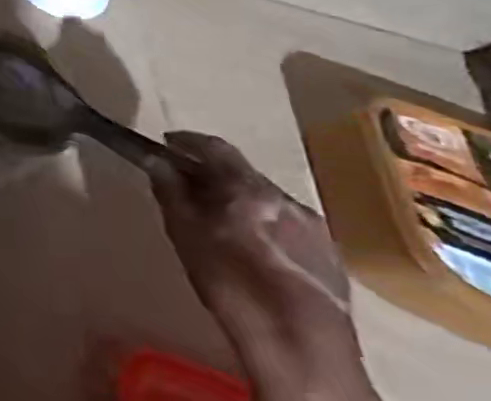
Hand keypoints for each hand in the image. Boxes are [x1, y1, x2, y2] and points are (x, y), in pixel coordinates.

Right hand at [147, 132, 378, 400]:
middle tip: (187, 185)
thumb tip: (156, 161)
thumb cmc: (232, 284)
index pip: (215, 147)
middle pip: (244, 174)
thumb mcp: (186, 234)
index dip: (187, 141)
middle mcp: (288, 199)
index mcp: (250, 188)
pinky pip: (289, 226)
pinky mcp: (333, 260)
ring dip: (241, 200)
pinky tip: (253, 249)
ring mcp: (316, 230)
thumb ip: (170, 192)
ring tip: (218, 220)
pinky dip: (265, 224)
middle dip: (214, 174)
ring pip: (268, 201)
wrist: (302, 349)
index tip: (166, 143)